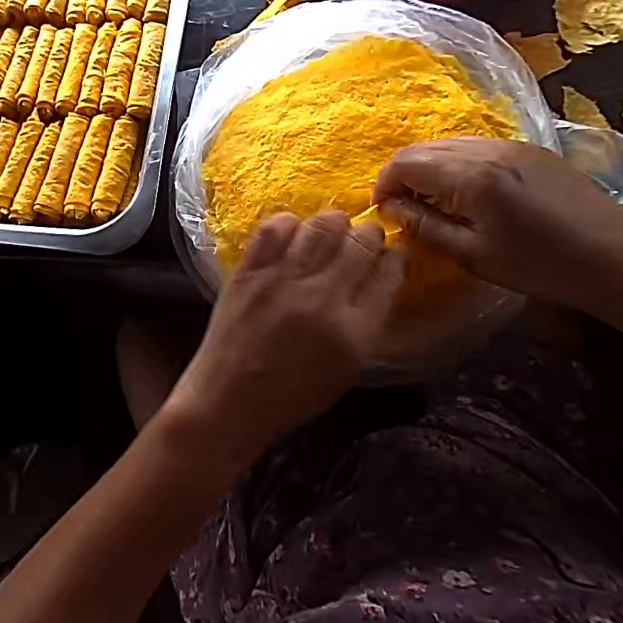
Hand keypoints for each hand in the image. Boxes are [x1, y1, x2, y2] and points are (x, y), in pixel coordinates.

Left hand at [167, 210, 401, 452]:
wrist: (228, 399)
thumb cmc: (290, 395)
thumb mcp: (345, 368)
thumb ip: (364, 323)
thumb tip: (374, 281)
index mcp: (355, 330)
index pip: (389, 274)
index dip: (393, 258)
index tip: (387, 255)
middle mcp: (322, 298)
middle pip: (360, 242)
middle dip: (369, 233)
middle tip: (361, 237)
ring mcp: (282, 281)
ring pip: (321, 226)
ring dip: (333, 222)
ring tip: (331, 229)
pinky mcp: (248, 273)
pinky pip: (273, 229)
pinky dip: (288, 224)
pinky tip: (292, 232)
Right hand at [373, 138, 622, 316]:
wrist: (617, 259)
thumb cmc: (540, 265)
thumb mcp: (471, 254)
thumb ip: (424, 224)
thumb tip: (390, 207)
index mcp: (472, 176)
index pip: (405, 162)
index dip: (384, 184)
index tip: (383, 210)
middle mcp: (489, 149)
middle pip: (424, 147)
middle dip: (402, 174)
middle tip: (401, 207)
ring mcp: (513, 145)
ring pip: (448, 144)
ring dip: (428, 168)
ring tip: (430, 201)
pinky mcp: (530, 150)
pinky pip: (475, 147)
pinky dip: (454, 164)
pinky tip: (462, 193)